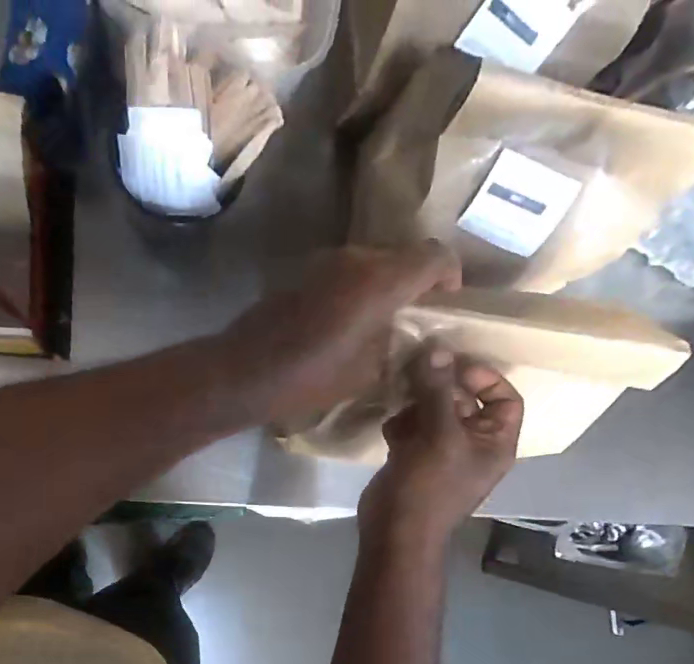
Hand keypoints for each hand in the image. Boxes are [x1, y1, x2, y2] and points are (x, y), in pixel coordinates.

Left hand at [219, 242, 461, 422]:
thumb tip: (406, 337)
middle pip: (402, 256)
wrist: (244, 371)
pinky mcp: (304, 272)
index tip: (446, 303)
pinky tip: (348, 321)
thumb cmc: (309, 378)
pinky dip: (357, 288)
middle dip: (416, 282)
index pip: (434, 256)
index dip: (449, 275)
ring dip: (384, 284)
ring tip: (381, 323)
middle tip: (415, 318)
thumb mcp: (366, 373)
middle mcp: (356, 259)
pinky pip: (345, 271)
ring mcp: (326, 261)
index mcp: (380, 281)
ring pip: (372, 261)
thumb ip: (395, 346)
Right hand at [359, 350, 523, 544]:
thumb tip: (436, 348)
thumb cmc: (428, 487)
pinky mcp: (412, 458)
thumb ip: (438, 390)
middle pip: (463, 400)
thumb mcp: (439, 435)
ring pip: (433, 411)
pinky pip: (411, 428)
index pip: (505, 398)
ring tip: (399, 393)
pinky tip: (391, 427)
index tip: (453, 366)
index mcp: (494, 443)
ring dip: (416, 400)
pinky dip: (401, 422)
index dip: (484, 378)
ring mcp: (439, 452)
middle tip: (415, 369)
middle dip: (441, 385)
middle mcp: (471, 445)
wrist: (394, 533)